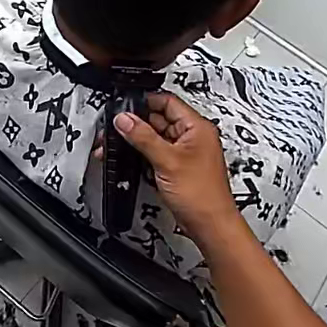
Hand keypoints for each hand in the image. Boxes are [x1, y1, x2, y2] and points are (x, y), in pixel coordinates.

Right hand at [111, 92, 244, 242]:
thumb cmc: (202, 195)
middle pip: (159, 119)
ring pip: (156, 137)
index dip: (145, 102)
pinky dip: (144, 156)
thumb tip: (125, 120)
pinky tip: (133, 161)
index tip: (126, 108)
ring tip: (120, 145)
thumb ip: (143, 137)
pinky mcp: (178, 168)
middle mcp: (193, 137)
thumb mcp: (167, 160)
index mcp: (197, 127)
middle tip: (118, 129)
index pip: (168, 102)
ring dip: (138, 141)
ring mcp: (185, 153)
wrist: (209, 224)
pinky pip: (158, 154)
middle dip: (137, 124)